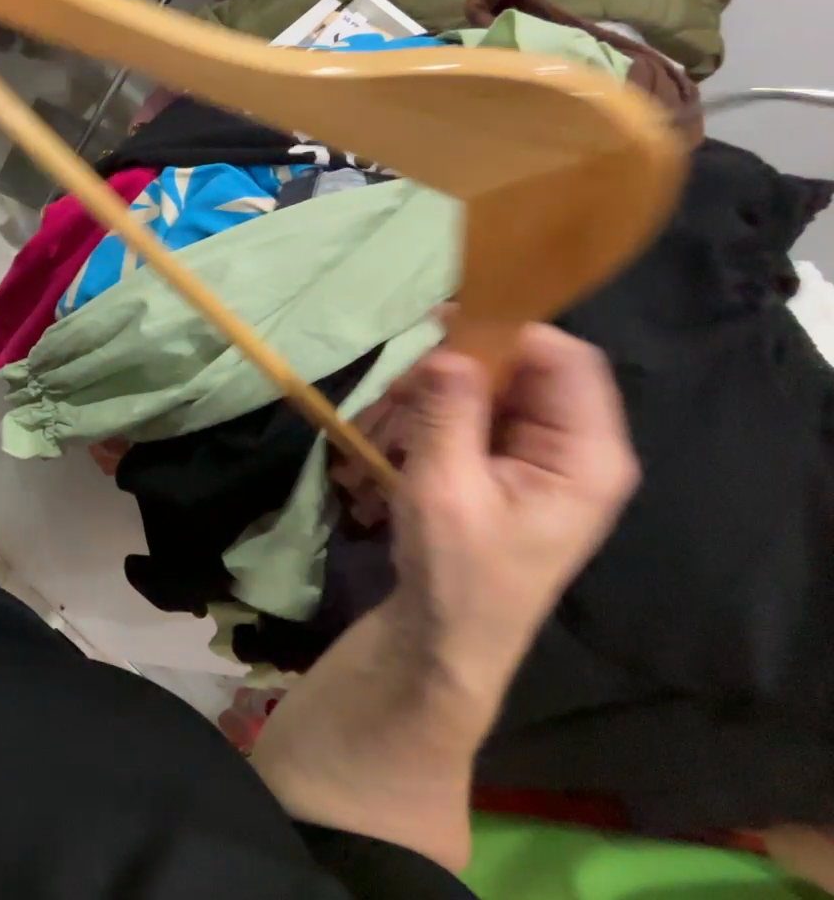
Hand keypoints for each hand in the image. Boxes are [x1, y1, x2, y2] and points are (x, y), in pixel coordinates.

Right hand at [387, 324, 640, 678]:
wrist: (446, 636)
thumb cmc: (457, 569)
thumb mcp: (444, 488)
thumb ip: (449, 414)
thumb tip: (446, 349)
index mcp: (585, 454)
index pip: (565, 361)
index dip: (507, 333)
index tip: (436, 327)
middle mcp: (573, 449)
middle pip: (522, 376)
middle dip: (452, 375)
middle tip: (392, 394)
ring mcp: (538, 461)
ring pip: (488, 397)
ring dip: (429, 403)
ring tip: (378, 431)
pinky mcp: (505, 473)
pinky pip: (470, 424)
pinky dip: (427, 425)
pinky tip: (388, 447)